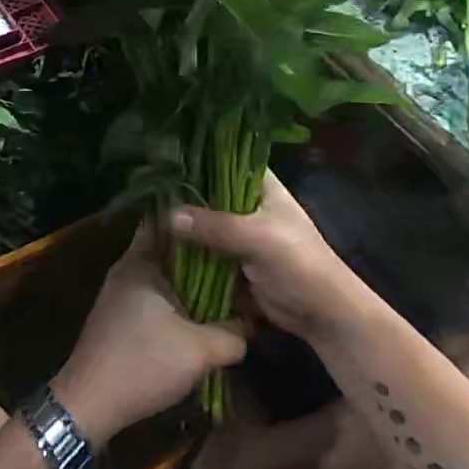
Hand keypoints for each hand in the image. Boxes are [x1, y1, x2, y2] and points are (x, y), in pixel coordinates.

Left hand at [51, 225, 247, 440]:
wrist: (91, 403)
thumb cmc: (143, 363)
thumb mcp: (200, 350)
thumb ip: (233, 334)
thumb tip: (250, 324)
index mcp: (139, 261)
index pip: (165, 219)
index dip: (193, 212)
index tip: (222, 214)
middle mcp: (127, 269)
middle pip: (168, 247)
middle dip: (200, 250)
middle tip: (235, 252)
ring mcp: (121, 293)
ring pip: (163, 274)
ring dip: (190, 279)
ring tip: (227, 281)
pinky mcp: (121, 316)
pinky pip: (155, 294)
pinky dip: (177, 298)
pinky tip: (201, 311)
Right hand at [168, 171, 373, 343]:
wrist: (322, 315)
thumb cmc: (299, 264)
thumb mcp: (258, 239)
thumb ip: (215, 225)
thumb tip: (169, 214)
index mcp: (262, 187)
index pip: (228, 158)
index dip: (201, 154)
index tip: (168, 152)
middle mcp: (249, 205)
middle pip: (210, 191)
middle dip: (184, 192)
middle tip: (149, 186)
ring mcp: (240, 233)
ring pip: (205, 222)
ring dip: (183, 222)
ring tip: (146, 211)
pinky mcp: (233, 260)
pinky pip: (204, 249)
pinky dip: (187, 248)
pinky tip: (159, 242)